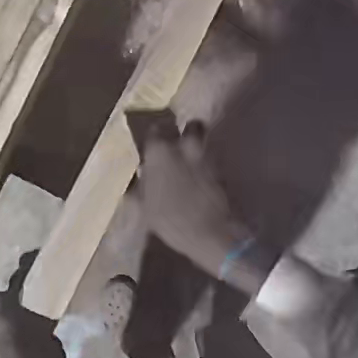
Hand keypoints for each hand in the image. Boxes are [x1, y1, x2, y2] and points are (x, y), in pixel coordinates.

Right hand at [131, 112, 274, 293]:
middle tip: (177, 144)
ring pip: (204, 140)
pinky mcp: (222, 168)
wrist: (210, 232)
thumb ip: (138, 186)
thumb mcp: (144, 206)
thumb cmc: (169, 219)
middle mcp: (184, 146)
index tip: (150, 143)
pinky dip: (205, 162)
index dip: (153, 135)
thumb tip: (135, 177)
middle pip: (190, 125)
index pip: (154, 129)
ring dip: (197, 145)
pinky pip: (211, 157)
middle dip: (184, 131)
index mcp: (159, 151)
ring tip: (189, 159)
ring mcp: (206, 155)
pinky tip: (199, 176)